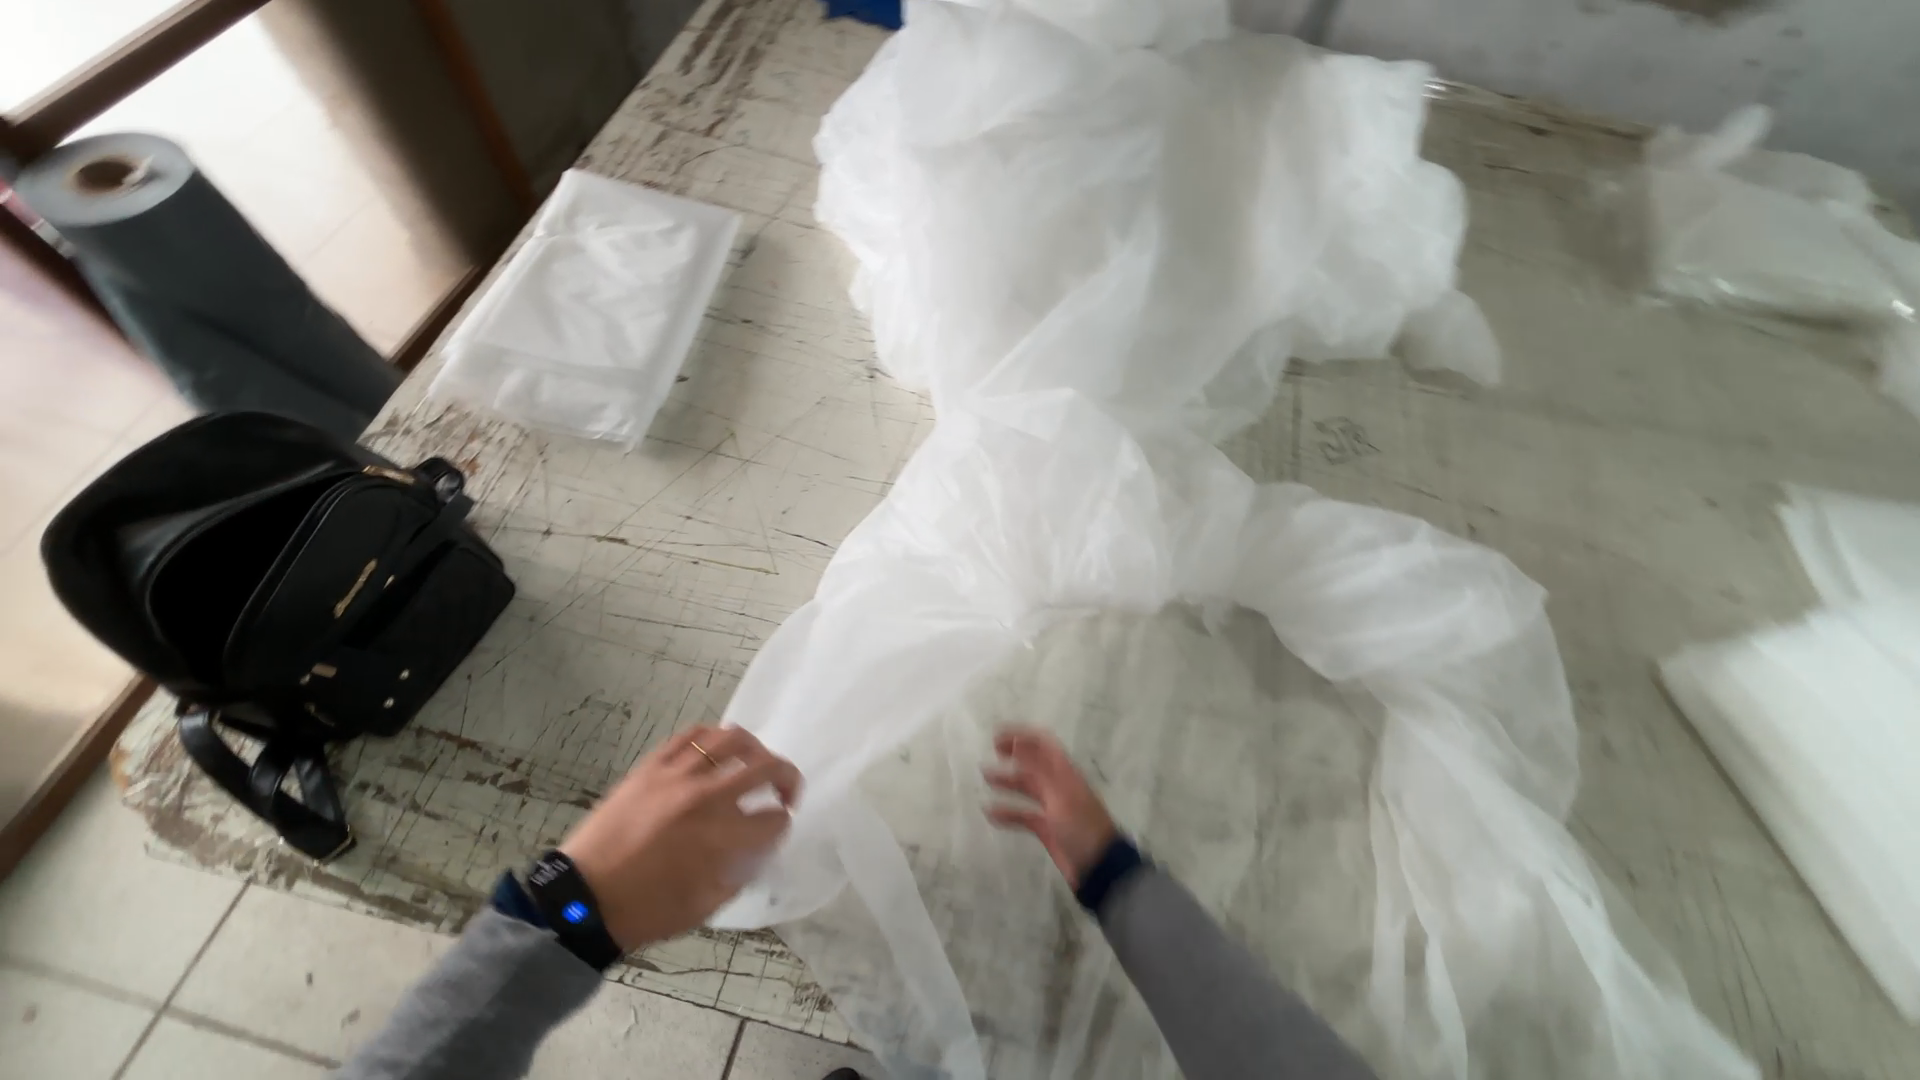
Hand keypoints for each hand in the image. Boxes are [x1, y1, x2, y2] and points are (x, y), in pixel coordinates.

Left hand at [559, 725, 800, 950]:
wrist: (581, 900)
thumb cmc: (645, 910)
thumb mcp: (705, 905)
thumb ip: (741, 872)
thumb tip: (759, 845)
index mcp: (720, 836)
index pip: (774, 817)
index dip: (782, 823)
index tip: (778, 827)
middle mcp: (704, 795)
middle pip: (766, 766)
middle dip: (787, 779)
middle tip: (785, 792)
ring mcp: (676, 774)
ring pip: (732, 738)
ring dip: (755, 750)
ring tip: (754, 764)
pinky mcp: (651, 766)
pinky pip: (691, 736)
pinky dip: (713, 739)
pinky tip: (717, 753)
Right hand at [984, 728, 1118, 886]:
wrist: (1098, 867)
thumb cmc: (1081, 826)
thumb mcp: (1059, 795)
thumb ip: (1037, 769)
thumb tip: (1017, 742)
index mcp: (1065, 773)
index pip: (1044, 743)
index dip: (1022, 735)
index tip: (997, 736)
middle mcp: (1058, 785)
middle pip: (1034, 763)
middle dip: (1014, 754)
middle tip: (992, 751)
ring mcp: (1053, 807)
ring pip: (1027, 787)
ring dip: (1008, 781)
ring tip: (986, 777)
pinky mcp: (1047, 828)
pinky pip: (1023, 814)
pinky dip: (1008, 812)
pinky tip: (990, 813)